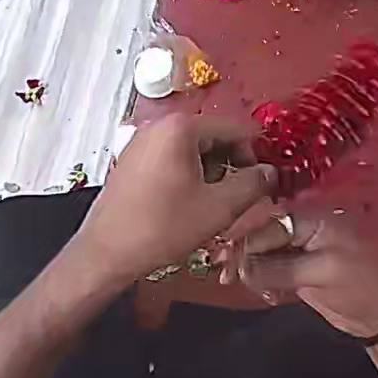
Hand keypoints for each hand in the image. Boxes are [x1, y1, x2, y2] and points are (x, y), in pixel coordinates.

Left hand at [67, 114, 276, 286]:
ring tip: (214, 205)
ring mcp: (143, 142)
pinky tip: (189, 204)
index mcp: (181, 127)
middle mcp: (160, 125)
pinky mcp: (133, 160)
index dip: (256, 154)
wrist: (107, 253)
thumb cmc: (163, 227)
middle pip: (214, 136)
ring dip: (212, 172)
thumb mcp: (219, 207)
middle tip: (240, 197)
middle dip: (233, 164)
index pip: (236, 128)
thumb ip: (253, 184)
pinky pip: (173, 158)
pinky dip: (189, 175)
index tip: (264, 181)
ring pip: (194, 150)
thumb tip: (271, 172)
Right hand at [231, 214, 377, 339]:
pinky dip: (255, 275)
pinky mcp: (296, 270)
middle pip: (264, 235)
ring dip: (244, 264)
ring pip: (263, 252)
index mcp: (316, 220)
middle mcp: (305, 230)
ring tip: (225, 278)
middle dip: (242, 251)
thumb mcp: (322, 273)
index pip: (272, 225)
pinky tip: (241, 282)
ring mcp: (300, 251)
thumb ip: (280, 268)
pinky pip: (269, 268)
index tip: (225, 255)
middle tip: (219, 268)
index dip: (248, 240)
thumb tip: (241, 269)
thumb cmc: (359, 286)